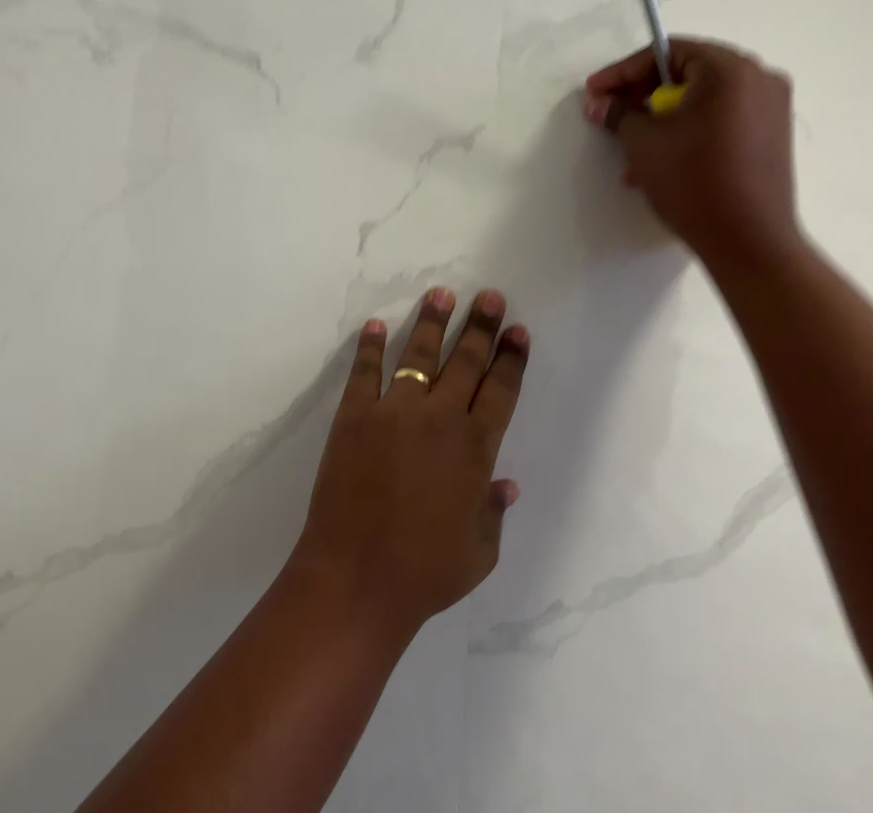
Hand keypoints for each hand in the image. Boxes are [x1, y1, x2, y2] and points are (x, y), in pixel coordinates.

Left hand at [288, 287, 528, 632]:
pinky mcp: (354, 417)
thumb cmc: (426, 572)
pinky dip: (370, 347)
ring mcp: (394, 413)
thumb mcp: (480, 552)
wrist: (358, 578)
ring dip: (433, 322)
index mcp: (477, 448)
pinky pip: (365, 372)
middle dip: (481, 326)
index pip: (502, 390)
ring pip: (418, 354)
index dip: (512, 359)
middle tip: (490, 296)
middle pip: (466, 361)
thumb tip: (507, 485)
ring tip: (442, 293)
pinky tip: (376, 325)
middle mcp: (441, 419)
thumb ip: (494, 512)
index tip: (519, 331)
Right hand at [583, 38, 802, 269]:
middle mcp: (759, 78)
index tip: (594, 91)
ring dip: (664, 120)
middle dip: (643, 97)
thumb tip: (598, 103)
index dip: (623, 72)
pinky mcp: (773, 136)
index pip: (668, 52)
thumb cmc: (694, 183)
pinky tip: (665, 163)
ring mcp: (772, 108)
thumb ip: (619, 115)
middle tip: (611, 116)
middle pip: (688, 73)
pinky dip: (691, 132)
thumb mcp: (644, 144)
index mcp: (730, 70)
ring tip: (633, 154)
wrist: (748, 241)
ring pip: (703, 101)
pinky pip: (722, 120)